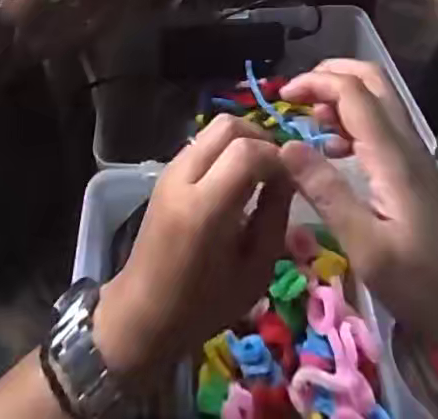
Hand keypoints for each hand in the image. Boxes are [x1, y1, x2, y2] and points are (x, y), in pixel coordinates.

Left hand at [95, 115, 292, 385]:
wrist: (143, 311)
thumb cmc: (204, 304)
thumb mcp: (255, 271)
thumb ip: (274, 215)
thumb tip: (290, 174)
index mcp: (204, 209)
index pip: (247, 152)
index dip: (277, 157)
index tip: (293, 178)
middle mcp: (183, 177)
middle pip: (228, 125)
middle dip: (261, 139)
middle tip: (278, 169)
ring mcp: (170, 170)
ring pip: (214, 128)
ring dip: (243, 140)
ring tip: (261, 172)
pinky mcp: (166, 171)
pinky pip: (203, 142)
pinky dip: (226, 148)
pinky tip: (238, 178)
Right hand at [279, 60, 437, 417]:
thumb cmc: (428, 287)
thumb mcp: (367, 248)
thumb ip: (326, 193)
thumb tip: (285, 145)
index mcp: (392, 156)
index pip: (352, 91)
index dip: (314, 82)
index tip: (281, 97)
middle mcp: (406, 145)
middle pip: (372, 80)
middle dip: (329, 75)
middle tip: (295, 96)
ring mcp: (415, 158)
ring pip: (378, 101)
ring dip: (340, 97)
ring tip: (307, 123)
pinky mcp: (417, 175)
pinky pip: (381, 128)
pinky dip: (352, 123)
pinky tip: (333, 153)